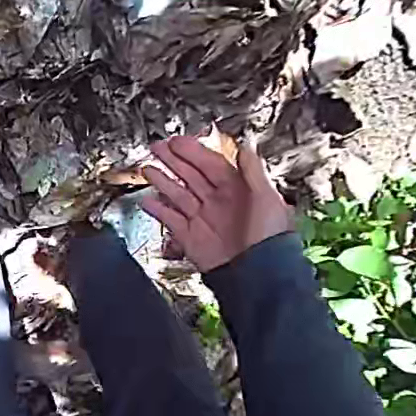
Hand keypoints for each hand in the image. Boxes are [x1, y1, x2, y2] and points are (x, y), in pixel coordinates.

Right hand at [139, 132, 291, 271]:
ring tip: (147, 169)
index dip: (192, 152)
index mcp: (235, 189)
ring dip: (162, 180)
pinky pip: (170, 219)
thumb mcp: (267, 199)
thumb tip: (246, 146)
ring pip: (177, 194)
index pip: (209, 164)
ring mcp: (202, 219)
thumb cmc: (268, 238)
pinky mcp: (190, 237)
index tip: (176, 141)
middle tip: (157, 147)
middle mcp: (216, 202)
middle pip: (190, 175)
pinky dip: (158, 210)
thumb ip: (253, 172)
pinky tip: (147, 200)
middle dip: (173, 160)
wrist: (256, 274)